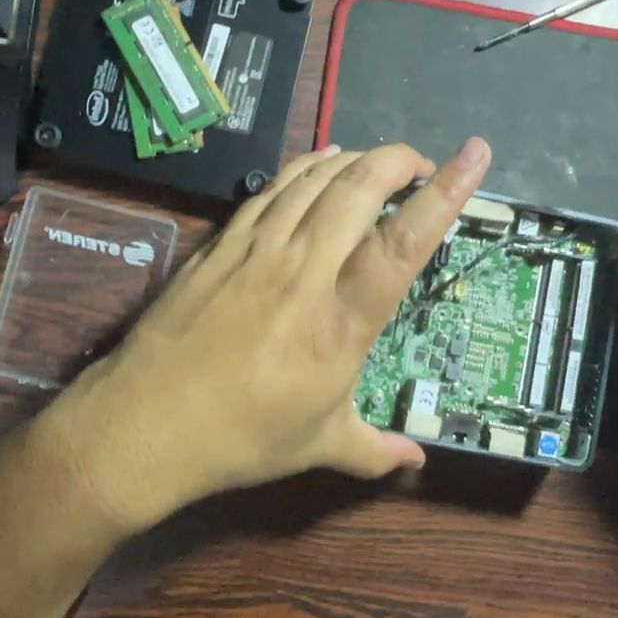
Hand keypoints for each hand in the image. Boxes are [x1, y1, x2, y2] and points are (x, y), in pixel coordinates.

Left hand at [46, 139, 491, 532]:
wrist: (145, 424)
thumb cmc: (240, 438)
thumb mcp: (318, 446)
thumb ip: (375, 449)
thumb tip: (416, 460)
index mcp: (340, 323)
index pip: (402, 245)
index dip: (443, 195)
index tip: (472, 157)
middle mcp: (304, 273)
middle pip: (358, 191)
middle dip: (397, 161)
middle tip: (418, 165)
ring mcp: (257, 252)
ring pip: (313, 181)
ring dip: (353, 160)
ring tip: (377, 161)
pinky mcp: (221, 245)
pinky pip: (270, 190)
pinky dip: (302, 168)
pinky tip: (318, 163)